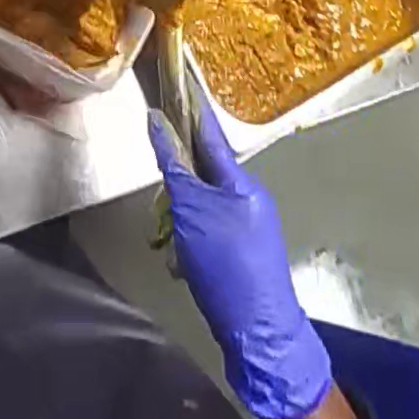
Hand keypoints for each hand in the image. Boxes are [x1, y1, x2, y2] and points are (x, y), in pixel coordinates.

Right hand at [149, 102, 332, 418]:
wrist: (260, 334)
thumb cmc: (226, 263)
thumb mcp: (192, 210)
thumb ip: (173, 165)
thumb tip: (158, 122)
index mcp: (240, 180)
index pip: (209, 133)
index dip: (190, 110)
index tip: (177, 84)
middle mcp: (247, 197)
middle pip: (202, 172)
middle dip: (176, 184)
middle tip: (160, 197)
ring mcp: (247, 225)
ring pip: (202, 204)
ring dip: (181, 219)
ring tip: (172, 244)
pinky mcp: (243, 251)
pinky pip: (209, 230)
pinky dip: (191, 241)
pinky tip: (184, 264)